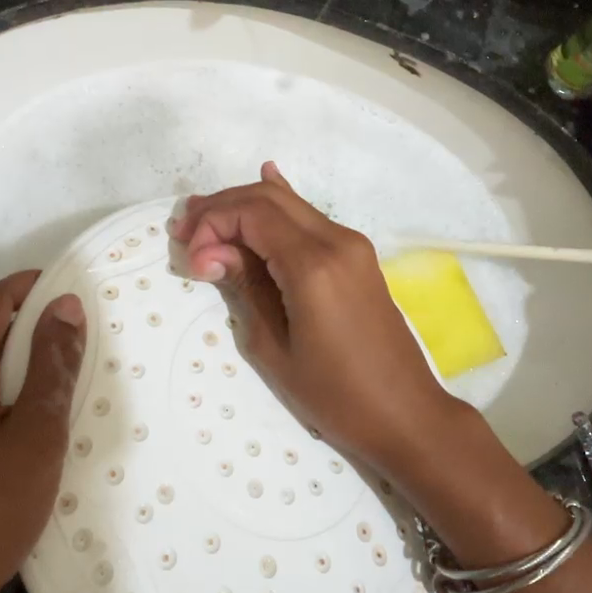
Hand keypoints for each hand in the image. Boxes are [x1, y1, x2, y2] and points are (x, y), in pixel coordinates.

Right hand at [169, 162, 457, 471]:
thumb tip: (209, 252)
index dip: (213, 224)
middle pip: (269, 198)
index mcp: (314, 264)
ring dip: (246, 207)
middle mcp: (336, 240)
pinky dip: (279, 207)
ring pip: (290, 203)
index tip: (189, 257)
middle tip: (185, 231)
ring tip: (205, 222)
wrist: (406, 414)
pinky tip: (268, 177)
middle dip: (222, 208)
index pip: (253, 213)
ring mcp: (351, 244)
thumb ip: (244, 287)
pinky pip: (310, 218)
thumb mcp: (274, 347)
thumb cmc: (335, 395)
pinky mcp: (357, 255)